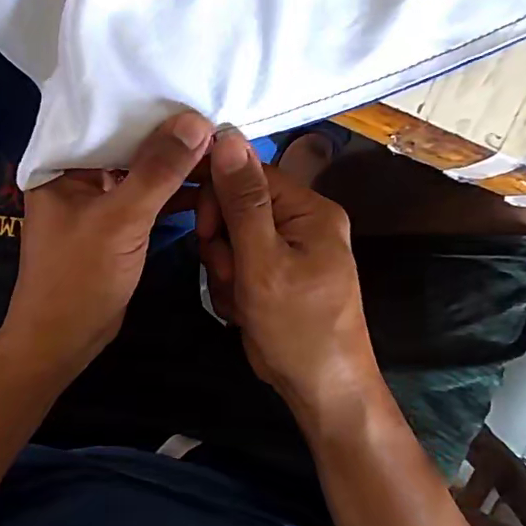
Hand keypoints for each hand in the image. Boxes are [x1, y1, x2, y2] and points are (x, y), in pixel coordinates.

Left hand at [0, 111, 212, 375]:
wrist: (63, 341)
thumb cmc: (78, 279)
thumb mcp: (120, 220)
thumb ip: (157, 171)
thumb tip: (198, 121)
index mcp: (59, 165)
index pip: (103, 118)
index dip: (146, 105)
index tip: (190, 87)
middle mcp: (74, 176)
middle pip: (125, 143)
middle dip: (167, 134)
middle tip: (213, 113)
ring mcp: (95, 201)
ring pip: (139, 171)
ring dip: (174, 165)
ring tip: (218, 145)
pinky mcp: (113, 224)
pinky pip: (145, 197)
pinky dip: (171, 192)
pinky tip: (206, 183)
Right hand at [199, 128, 378, 408]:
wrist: (319, 389)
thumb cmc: (297, 326)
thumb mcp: (263, 261)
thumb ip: (243, 201)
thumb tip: (227, 136)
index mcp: (309, 210)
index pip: (250, 176)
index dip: (219, 199)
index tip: (206, 232)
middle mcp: (300, 224)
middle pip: (235, 210)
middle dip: (222, 246)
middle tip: (231, 275)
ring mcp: (286, 253)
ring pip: (228, 243)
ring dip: (224, 273)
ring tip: (241, 301)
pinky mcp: (272, 278)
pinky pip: (235, 267)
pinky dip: (231, 290)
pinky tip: (243, 312)